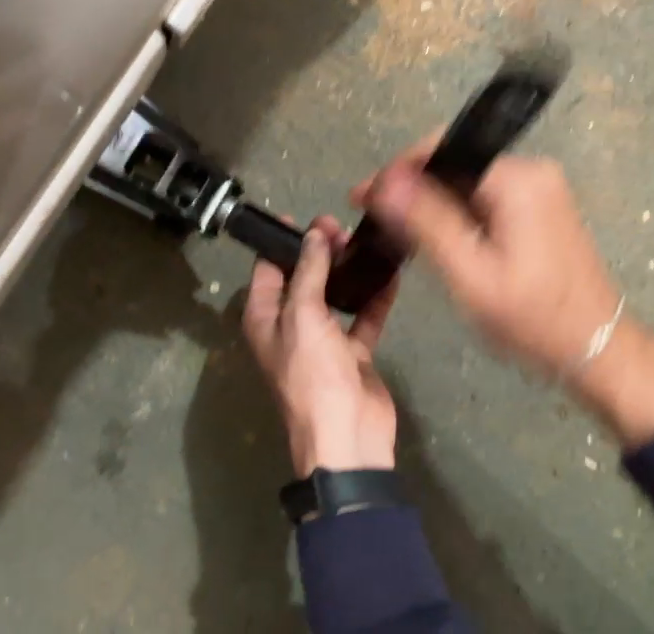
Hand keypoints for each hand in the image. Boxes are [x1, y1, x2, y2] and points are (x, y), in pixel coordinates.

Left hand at [243, 217, 397, 475]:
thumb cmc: (312, 374)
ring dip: (346, 271)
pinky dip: (374, 298)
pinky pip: (363, 318)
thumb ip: (309, 272)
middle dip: (318, 251)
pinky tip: (390, 273)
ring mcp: (322, 340)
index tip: (299, 216)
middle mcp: (289, 326)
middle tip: (340, 226)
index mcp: (263, 318)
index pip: (267, 269)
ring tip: (361, 242)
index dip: (280, 241)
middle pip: (302, 278)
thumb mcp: (303, 316)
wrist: (347, 436)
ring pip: (333, 295)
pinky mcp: (352, 353)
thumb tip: (313, 235)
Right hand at [358, 145, 653, 448]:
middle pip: (453, 160)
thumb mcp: (470, 275)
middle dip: (408, 184)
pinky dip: (452, 209)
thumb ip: (426, 221)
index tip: (362, 197)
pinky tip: (428, 233)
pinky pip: (482, 194)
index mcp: (517, 179)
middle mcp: (531, 171)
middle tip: (370, 213)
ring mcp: (539, 188)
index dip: (396, 169)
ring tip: (390, 226)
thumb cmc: (532, 319)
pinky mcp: (539, 207)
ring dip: (427, 198)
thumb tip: (383, 181)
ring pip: (465, 178)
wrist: (599, 351)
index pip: (441, 149)